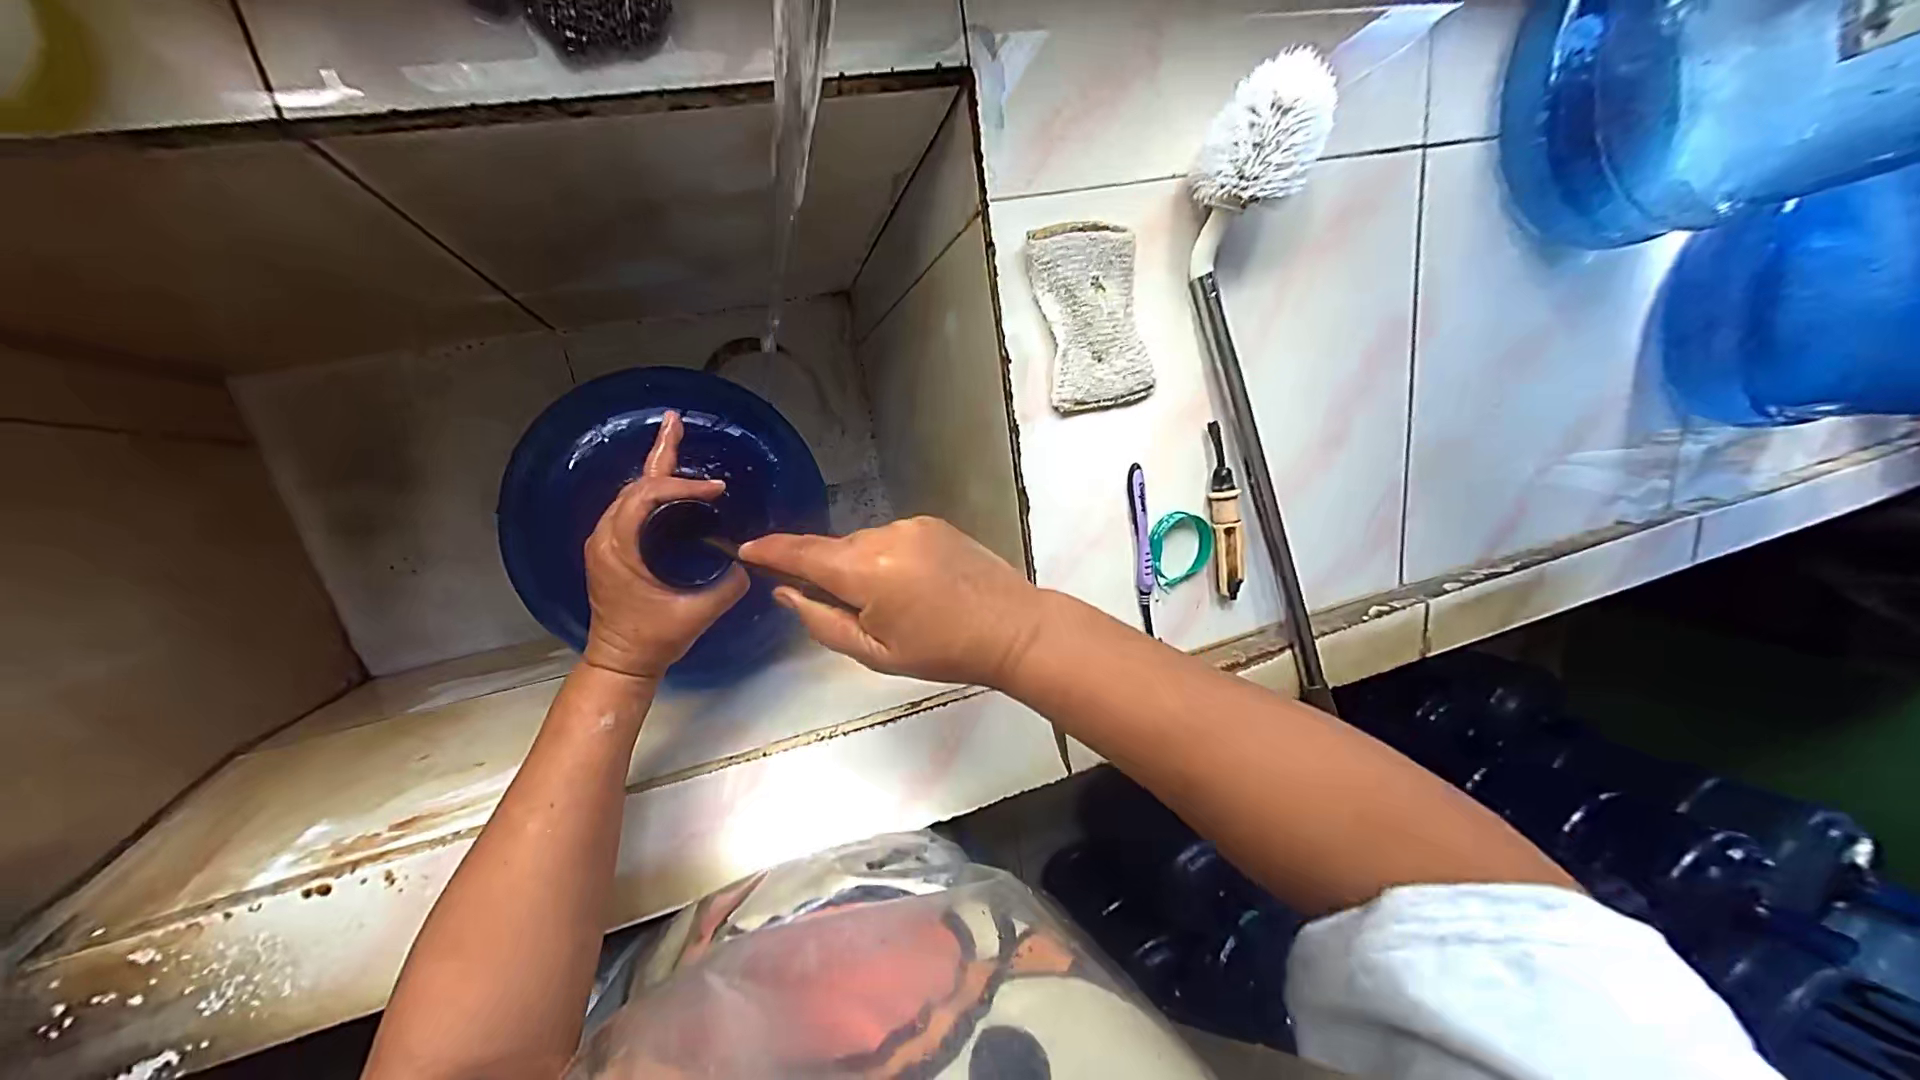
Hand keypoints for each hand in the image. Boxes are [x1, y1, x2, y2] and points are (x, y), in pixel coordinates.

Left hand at [581, 411, 748, 679]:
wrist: (621, 662)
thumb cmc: (652, 640)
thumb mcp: (696, 613)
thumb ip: (726, 585)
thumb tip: (746, 560)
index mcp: (618, 547)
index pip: (646, 497)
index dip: (681, 487)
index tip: (716, 490)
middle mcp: (608, 537)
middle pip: (635, 484)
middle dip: (660, 453)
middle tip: (676, 422)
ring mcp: (610, 542)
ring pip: (634, 492)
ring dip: (657, 467)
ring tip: (676, 440)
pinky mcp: (618, 550)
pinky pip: (635, 507)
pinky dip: (656, 488)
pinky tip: (672, 481)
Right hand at [739, 517, 1045, 686]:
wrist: (1011, 628)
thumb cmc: (942, 651)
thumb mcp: (874, 653)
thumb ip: (821, 621)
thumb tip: (785, 593)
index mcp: (865, 570)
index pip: (802, 553)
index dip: (771, 550)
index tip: (746, 547)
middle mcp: (884, 535)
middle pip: (835, 550)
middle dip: (828, 573)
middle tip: (849, 610)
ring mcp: (912, 525)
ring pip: (865, 544)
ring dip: (862, 566)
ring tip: (896, 604)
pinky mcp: (934, 523)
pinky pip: (893, 538)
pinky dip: (889, 558)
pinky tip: (915, 586)